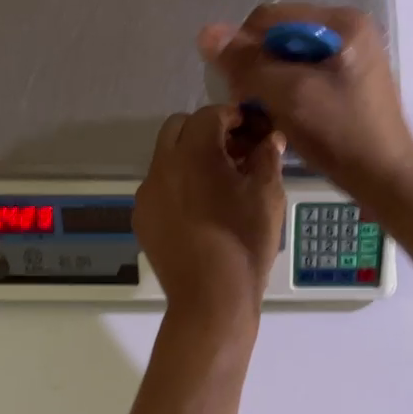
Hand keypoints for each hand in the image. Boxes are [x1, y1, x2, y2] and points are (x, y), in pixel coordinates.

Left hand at [134, 105, 285, 326]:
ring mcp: (147, 192)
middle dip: (208, 130)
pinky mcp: (142, 217)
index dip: (235, 116)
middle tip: (237, 150)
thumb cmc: (244, 242)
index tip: (255, 129)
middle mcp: (162, 165)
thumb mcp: (267, 195)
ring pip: (167, 156)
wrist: (211, 299)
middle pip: (180, 127)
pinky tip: (203, 207)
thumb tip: (270, 138)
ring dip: (191, 156)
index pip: (210, 114)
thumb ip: (267, 156)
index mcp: (193, 153)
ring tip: (222, 181)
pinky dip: (180, 183)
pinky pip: (160, 185)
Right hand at [199, 4, 412, 197]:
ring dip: (270, 84)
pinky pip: (304, 75)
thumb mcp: (288, 95)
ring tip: (267, 114)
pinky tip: (284, 117)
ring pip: (289, 59)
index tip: (238, 87)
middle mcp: (349, 30)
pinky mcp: (349, 80)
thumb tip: (206, 33)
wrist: (386, 179)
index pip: (269, 18)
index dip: (243, 48)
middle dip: (258, 68)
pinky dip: (287, 93)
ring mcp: (351, 56)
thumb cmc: (340, 133)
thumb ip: (247, 63)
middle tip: (251, 105)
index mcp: (343, 22)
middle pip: (279, 37)